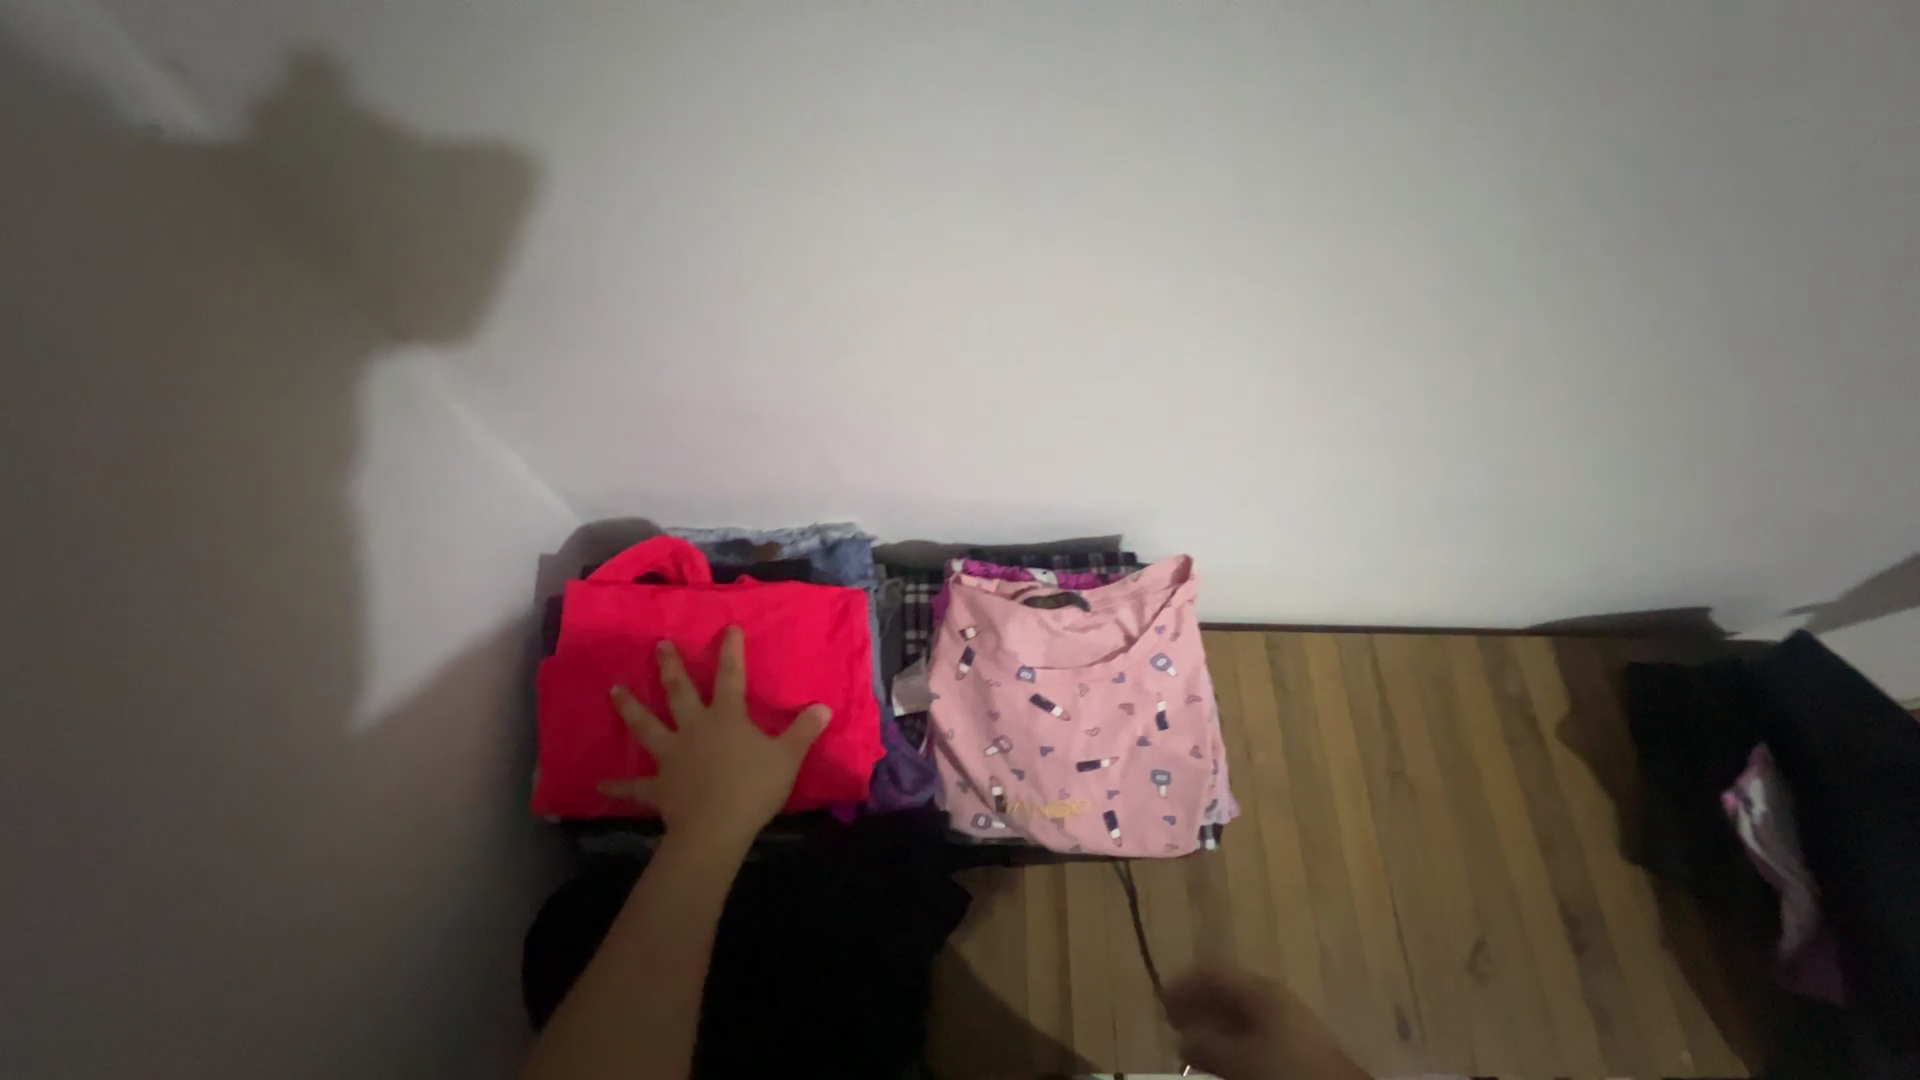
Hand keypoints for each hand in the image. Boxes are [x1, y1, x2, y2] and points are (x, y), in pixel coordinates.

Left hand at [597, 625, 829, 848]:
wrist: (716, 828)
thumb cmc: (754, 787)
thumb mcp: (788, 757)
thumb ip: (804, 731)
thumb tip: (824, 707)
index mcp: (727, 717)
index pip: (731, 676)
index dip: (731, 651)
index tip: (729, 627)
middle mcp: (694, 728)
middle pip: (679, 692)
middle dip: (670, 667)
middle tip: (658, 645)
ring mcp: (671, 756)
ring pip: (647, 726)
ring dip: (630, 708)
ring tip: (614, 690)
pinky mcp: (659, 786)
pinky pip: (635, 786)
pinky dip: (618, 786)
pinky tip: (599, 785)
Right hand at [1163, 967, 1364, 1079]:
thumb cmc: (1288, 1074)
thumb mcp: (1240, 1060)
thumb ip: (1207, 1045)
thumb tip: (1182, 1038)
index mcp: (1258, 990)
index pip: (1211, 972)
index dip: (1183, 983)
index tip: (1160, 1002)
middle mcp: (1272, 997)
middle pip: (1225, 991)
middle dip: (1196, 1005)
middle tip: (1171, 1023)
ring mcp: (1287, 1021)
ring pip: (1239, 1016)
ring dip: (1213, 1027)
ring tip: (1192, 1047)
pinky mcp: (1296, 1047)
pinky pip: (1254, 1035)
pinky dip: (1232, 1043)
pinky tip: (1222, 1060)